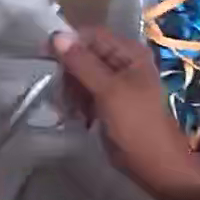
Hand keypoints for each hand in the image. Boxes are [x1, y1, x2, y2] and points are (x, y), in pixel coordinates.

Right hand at [51, 26, 199, 196]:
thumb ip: (82, 63)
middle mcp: (121, 62)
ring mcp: (114, 83)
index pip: (91, 35)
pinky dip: (76, 103)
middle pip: (83, 54)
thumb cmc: (136, 124)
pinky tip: (75, 117)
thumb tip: (57, 35)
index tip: (45, 56)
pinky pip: (83, 93)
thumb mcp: (108, 90)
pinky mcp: (106, 102)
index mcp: (129, 52)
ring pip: (79, 75)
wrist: (154, 164)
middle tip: (60, 91)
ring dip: (70, 90)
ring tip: (68, 109)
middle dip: (68, 71)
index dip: (68, 42)